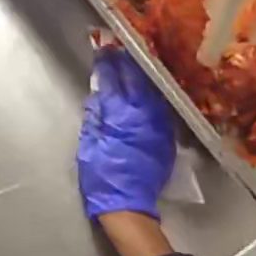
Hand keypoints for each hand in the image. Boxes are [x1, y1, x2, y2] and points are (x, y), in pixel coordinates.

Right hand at [76, 47, 175, 219]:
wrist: (129, 206)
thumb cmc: (103, 179)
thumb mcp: (89, 148)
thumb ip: (94, 119)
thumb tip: (97, 97)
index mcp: (119, 115)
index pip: (112, 80)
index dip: (106, 63)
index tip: (101, 50)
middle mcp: (142, 113)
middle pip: (135, 79)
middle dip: (126, 63)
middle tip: (118, 51)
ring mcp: (158, 123)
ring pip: (151, 90)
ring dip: (142, 76)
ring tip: (133, 65)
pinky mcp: (166, 135)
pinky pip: (160, 106)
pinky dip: (152, 95)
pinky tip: (147, 91)